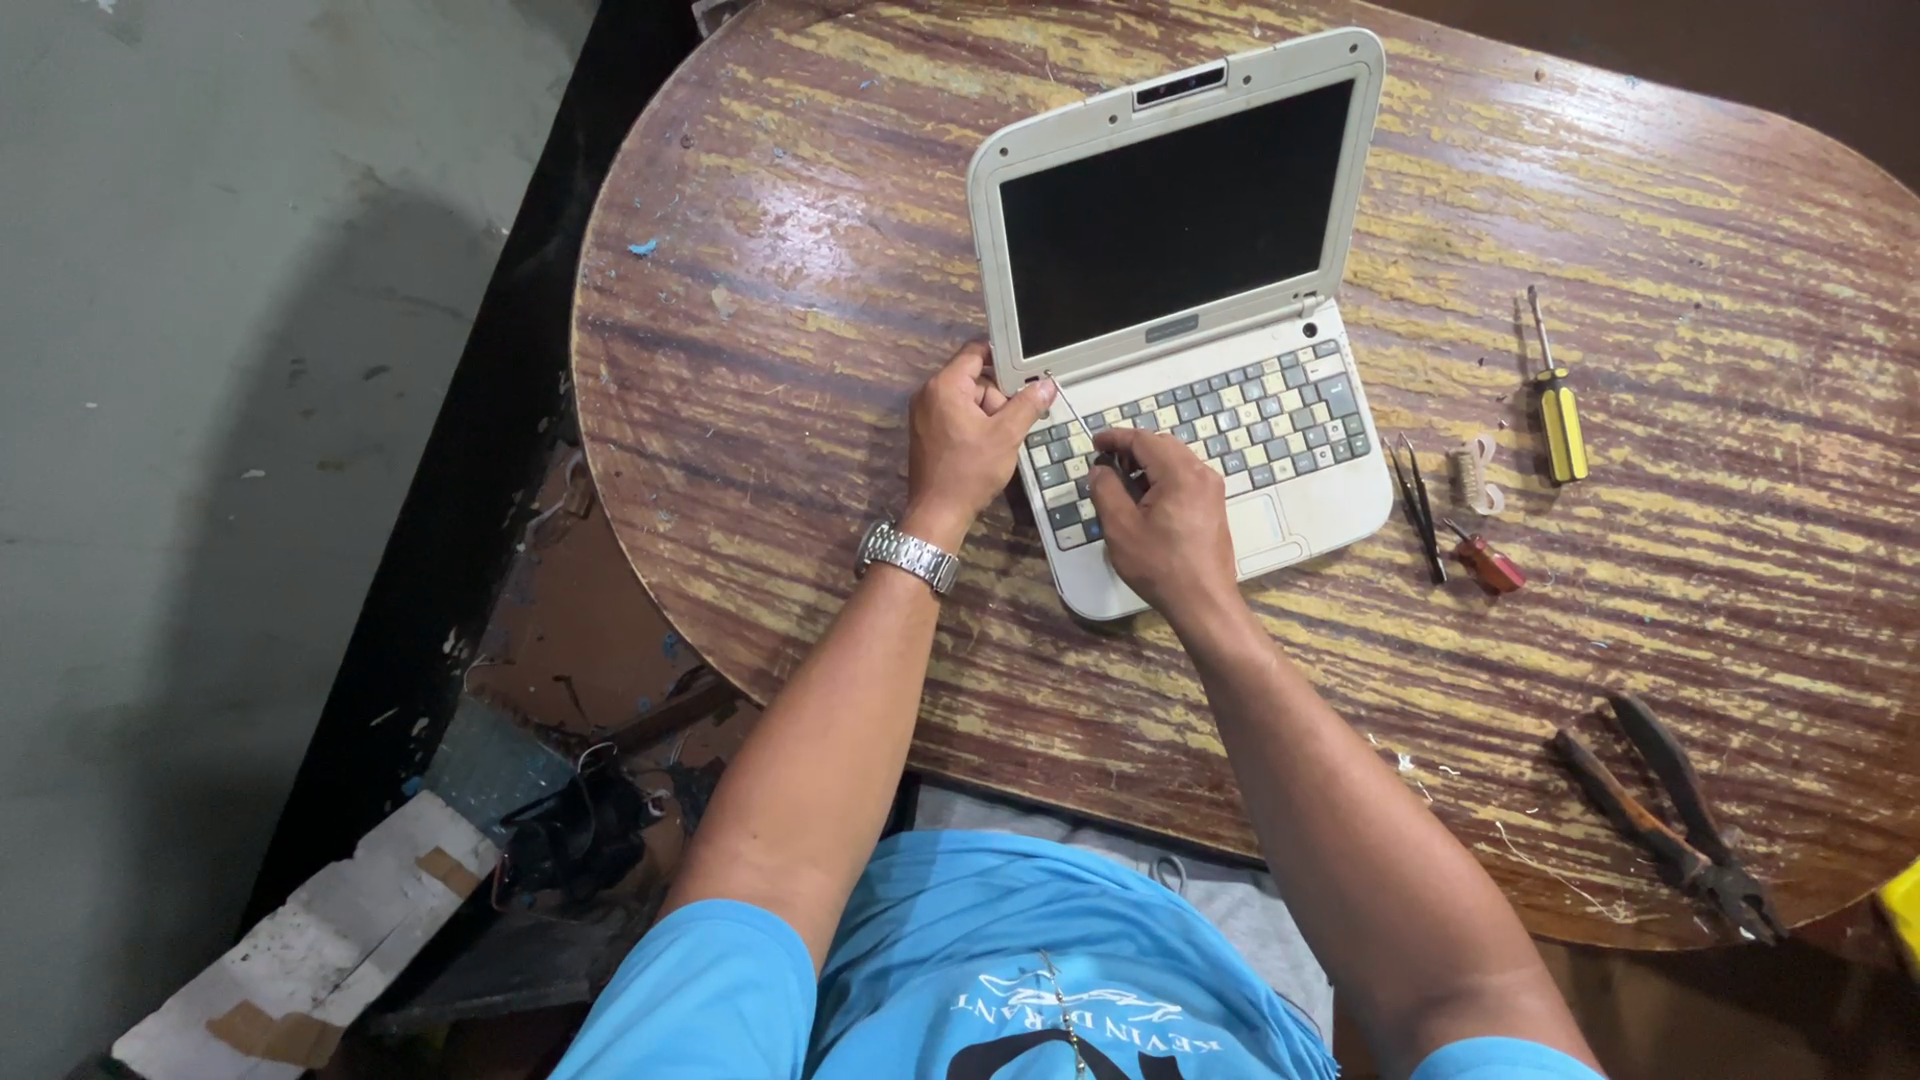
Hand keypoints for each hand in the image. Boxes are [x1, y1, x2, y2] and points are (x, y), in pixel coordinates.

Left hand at [903, 342, 1055, 550]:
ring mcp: (923, 413)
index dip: (1001, 357)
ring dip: (987, 415)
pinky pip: (955, 415)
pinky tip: (984, 446)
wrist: (938, 512)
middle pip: (974, 380)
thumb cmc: (970, 472)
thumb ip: (1027, 405)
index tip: (1024, 371)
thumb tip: (1047, 385)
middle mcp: (928, 393)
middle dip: (997, 398)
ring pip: (967, 400)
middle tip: (1009, 425)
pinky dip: (973, 424)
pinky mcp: (925, 431)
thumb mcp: (1006, 436)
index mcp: (944, 386)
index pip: (974, 352)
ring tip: (997, 442)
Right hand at [1088, 428, 1240, 627]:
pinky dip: (1162, 477)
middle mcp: (1201, 473)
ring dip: (1147, 463)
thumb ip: (1106, 490)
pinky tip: (1146, 499)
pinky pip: (1185, 477)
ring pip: (1175, 460)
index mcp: (1179, 473)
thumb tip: (1100, 469)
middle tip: (1106, 465)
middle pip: (1162, 445)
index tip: (1094, 443)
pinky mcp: (1213, 505)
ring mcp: (1211, 489)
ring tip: (1123, 483)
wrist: (1202, 601)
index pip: (1143, 440)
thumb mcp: (1120, 527)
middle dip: (1132, 449)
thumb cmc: (1159, 565)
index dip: (1115, 438)